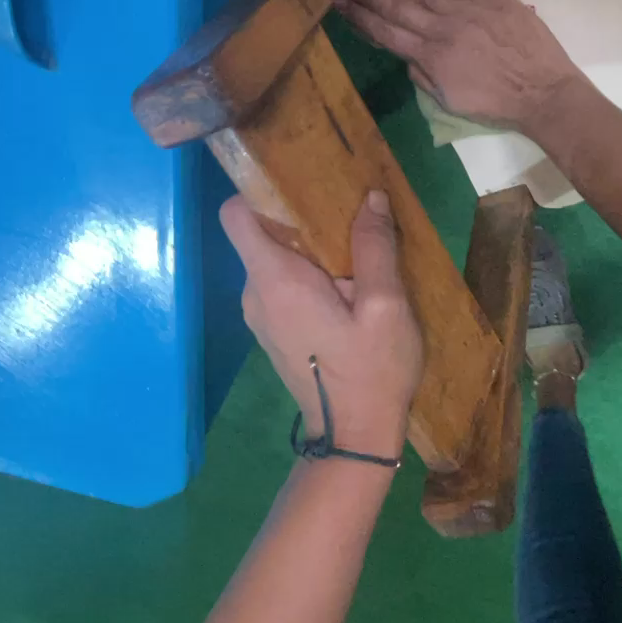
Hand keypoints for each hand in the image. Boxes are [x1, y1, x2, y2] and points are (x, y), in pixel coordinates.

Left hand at [219, 190, 423, 460]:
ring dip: (307, 248)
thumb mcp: (386, 306)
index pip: (235, 214)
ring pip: (272, 258)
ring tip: (354, 251)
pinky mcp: (273, 330)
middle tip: (347, 216)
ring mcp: (260, 314)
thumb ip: (375, 248)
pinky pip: (280, 283)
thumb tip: (370, 198)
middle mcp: (255, 293)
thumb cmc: (371, 371)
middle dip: (298, 217)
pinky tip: (345, 285)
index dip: (260, 191)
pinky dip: (306, 273)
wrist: (355, 439)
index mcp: (275, 280)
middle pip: (259, 232)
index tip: (301, 184)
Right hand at [337, 0, 588, 136]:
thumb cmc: (497, 104)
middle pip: (397, 6)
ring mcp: (468, 10)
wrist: (542, 93)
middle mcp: (443, 29)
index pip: (386, 32)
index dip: (360, 16)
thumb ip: (424, 78)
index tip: (340, 2)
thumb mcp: (451, 102)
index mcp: (431, 58)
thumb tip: (406, 57)